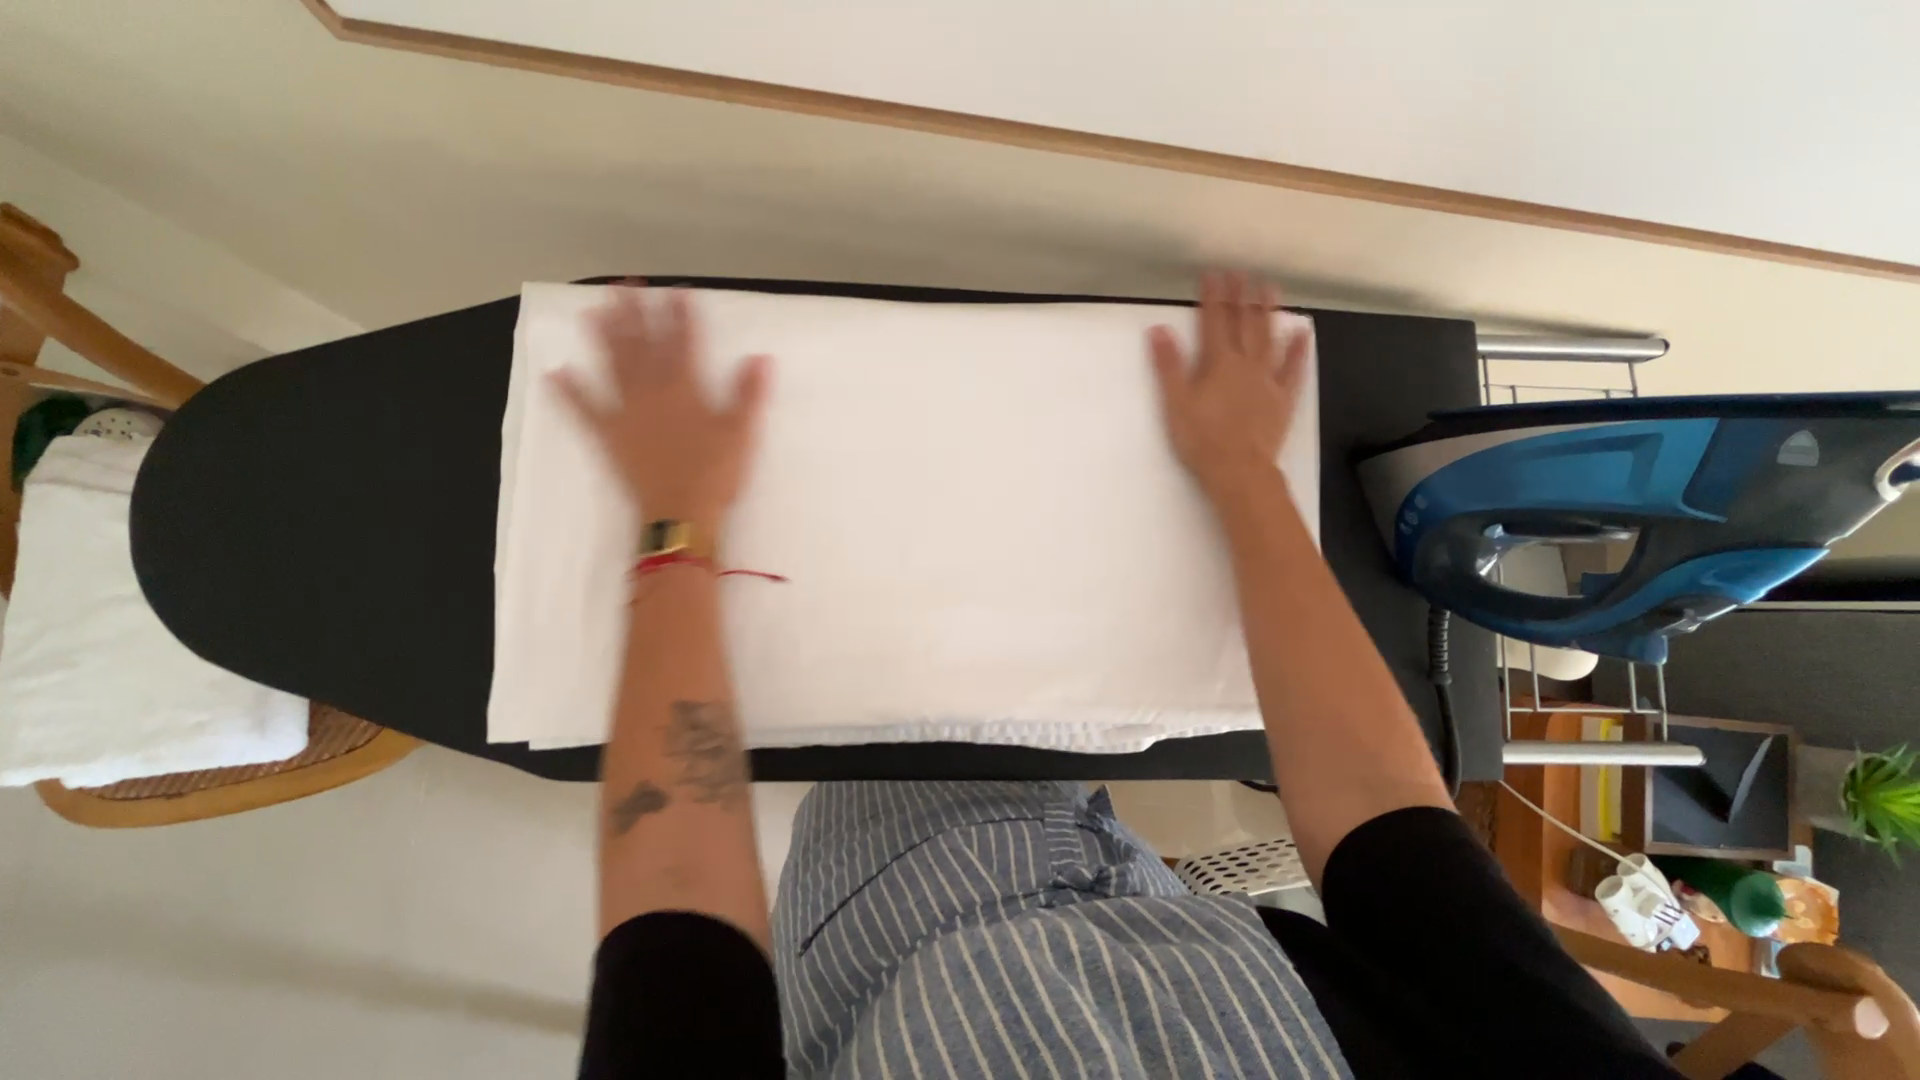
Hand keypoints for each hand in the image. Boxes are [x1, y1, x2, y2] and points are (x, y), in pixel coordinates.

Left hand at [552, 288, 769, 526]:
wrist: (680, 513)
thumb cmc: (715, 474)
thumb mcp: (741, 433)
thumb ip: (748, 393)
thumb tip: (760, 357)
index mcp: (685, 388)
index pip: (683, 342)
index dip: (680, 314)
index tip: (676, 289)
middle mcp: (651, 392)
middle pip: (642, 345)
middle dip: (635, 313)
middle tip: (625, 284)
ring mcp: (625, 413)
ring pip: (613, 366)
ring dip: (603, 337)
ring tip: (594, 310)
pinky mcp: (608, 436)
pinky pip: (584, 411)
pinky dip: (569, 393)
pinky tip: (555, 374)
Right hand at [1148, 272, 1307, 504]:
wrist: (1240, 470)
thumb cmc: (1202, 440)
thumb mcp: (1176, 403)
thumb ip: (1168, 365)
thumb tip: (1158, 329)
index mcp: (1218, 364)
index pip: (1213, 322)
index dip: (1212, 297)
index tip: (1213, 274)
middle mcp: (1246, 364)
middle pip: (1243, 324)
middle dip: (1241, 297)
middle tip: (1242, 272)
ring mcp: (1268, 380)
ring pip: (1269, 339)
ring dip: (1268, 313)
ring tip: (1269, 288)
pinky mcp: (1283, 399)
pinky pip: (1293, 369)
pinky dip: (1298, 350)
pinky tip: (1301, 333)